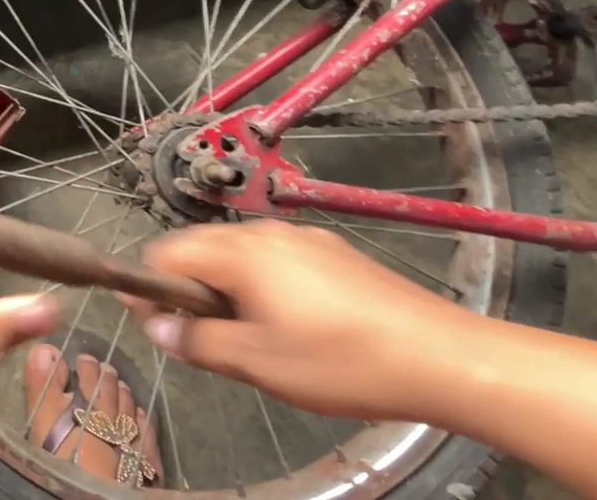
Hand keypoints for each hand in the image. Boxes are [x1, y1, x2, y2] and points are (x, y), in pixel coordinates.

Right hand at [123, 220, 476, 419]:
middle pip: (199, 248)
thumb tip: (156, 327)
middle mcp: (263, 233)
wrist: (447, 358)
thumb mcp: (259, 363)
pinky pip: (276, 258)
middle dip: (191, 288)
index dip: (149, 286)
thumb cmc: (341, 361)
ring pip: (238, 253)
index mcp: (237, 252)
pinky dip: (264, 282)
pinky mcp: (332, 251)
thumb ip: (197, 341)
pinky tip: (296, 322)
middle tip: (208, 336)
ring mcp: (301, 238)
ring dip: (228, 286)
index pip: (164, 252)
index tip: (155, 322)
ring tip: (253, 333)